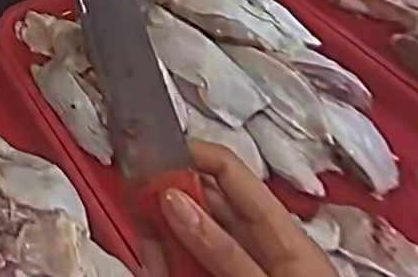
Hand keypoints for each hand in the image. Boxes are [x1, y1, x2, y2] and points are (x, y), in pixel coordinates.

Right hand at [143, 142, 334, 276]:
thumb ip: (223, 250)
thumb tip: (172, 197)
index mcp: (281, 235)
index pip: (228, 170)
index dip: (190, 153)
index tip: (149, 155)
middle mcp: (258, 248)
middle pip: (202, 203)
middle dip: (165, 202)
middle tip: (136, 208)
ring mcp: (239, 273)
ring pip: (189, 238)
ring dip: (162, 242)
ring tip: (149, 256)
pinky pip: (189, 270)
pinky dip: (169, 268)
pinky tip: (157, 270)